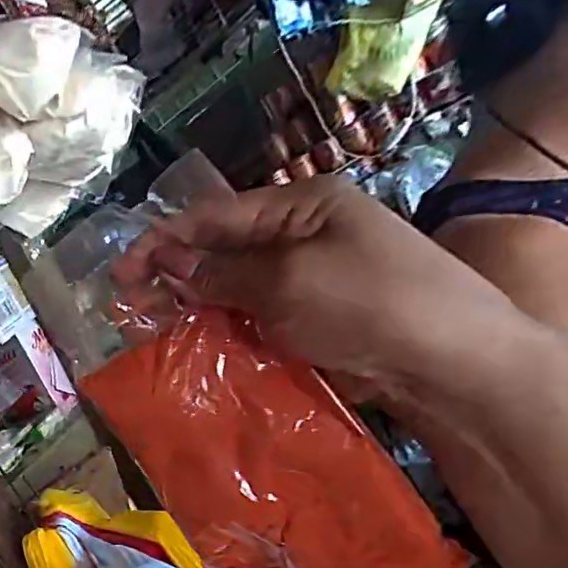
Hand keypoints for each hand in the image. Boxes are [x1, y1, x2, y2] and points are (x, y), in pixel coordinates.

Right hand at [111, 177, 531, 388]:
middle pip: (218, 250)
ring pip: (228, 287)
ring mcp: (302, 280)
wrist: (446, 361)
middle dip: (170, 273)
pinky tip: (190, 340)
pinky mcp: (304, 318)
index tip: (120, 272)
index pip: (214, 216)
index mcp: (301, 207)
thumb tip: (167, 260)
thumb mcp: (288, 280)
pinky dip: (216, 327)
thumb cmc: (369, 302)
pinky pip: (248, 316)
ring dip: (188, 303)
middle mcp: (298, 237)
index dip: (162, 241)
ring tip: (148, 326)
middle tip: (128, 305)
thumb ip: (222, 272)